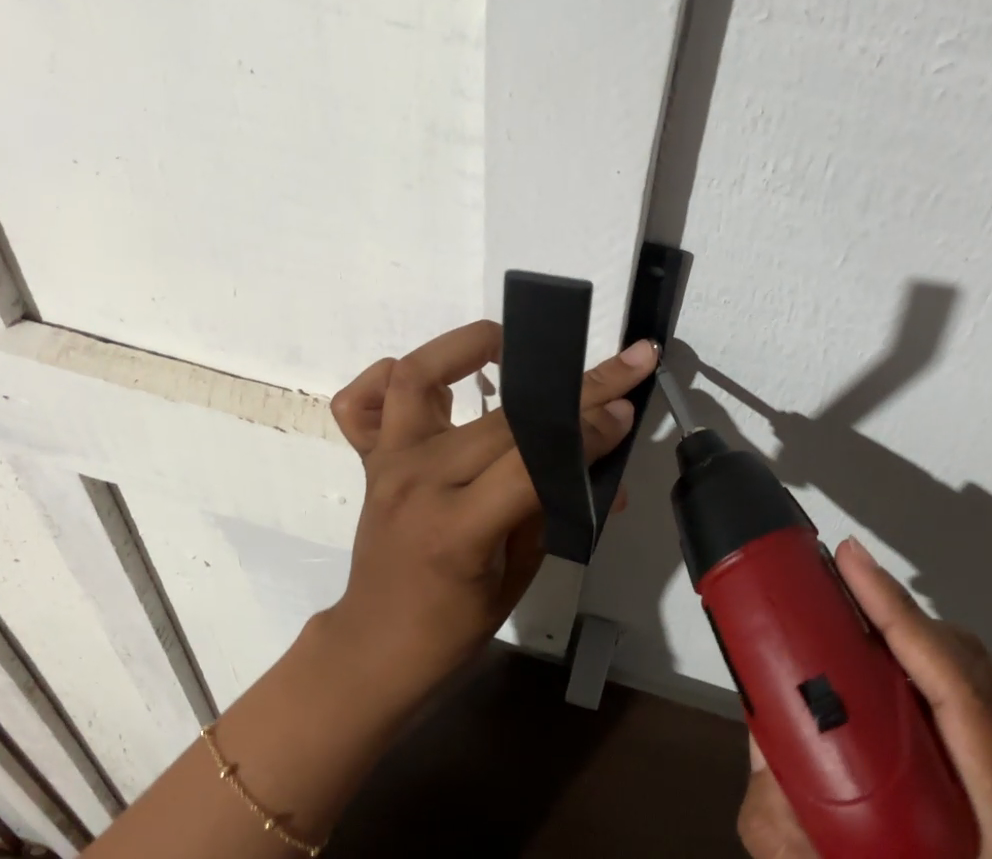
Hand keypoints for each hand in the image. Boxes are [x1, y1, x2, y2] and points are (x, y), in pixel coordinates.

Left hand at [320, 320, 656, 707]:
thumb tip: (605, 459)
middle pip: (500, 417)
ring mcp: (387, 463)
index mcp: (456, 529)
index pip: (529, 461)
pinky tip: (436, 381)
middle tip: (616, 372)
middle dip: (571, 390)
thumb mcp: (519, 575)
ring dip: (466, 346)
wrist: (375, 646)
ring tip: (512, 346)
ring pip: (420, 376)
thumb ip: (557, 508)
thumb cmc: (454, 624)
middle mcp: (416, 482)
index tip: (627, 405)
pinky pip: (363, 399)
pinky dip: (390, 376)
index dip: (584, 430)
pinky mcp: (371, 457)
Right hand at [738, 538, 991, 858]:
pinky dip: (930, 681)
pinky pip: (981, 714)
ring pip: (981, 684)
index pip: (959, 688)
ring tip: (854, 624)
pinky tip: (886, 691)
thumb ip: (797, 840)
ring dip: (914, 643)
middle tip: (838, 588)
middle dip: (899, 616)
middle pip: (972, 669)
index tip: (851, 566)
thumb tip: (765, 750)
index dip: (900, 618)